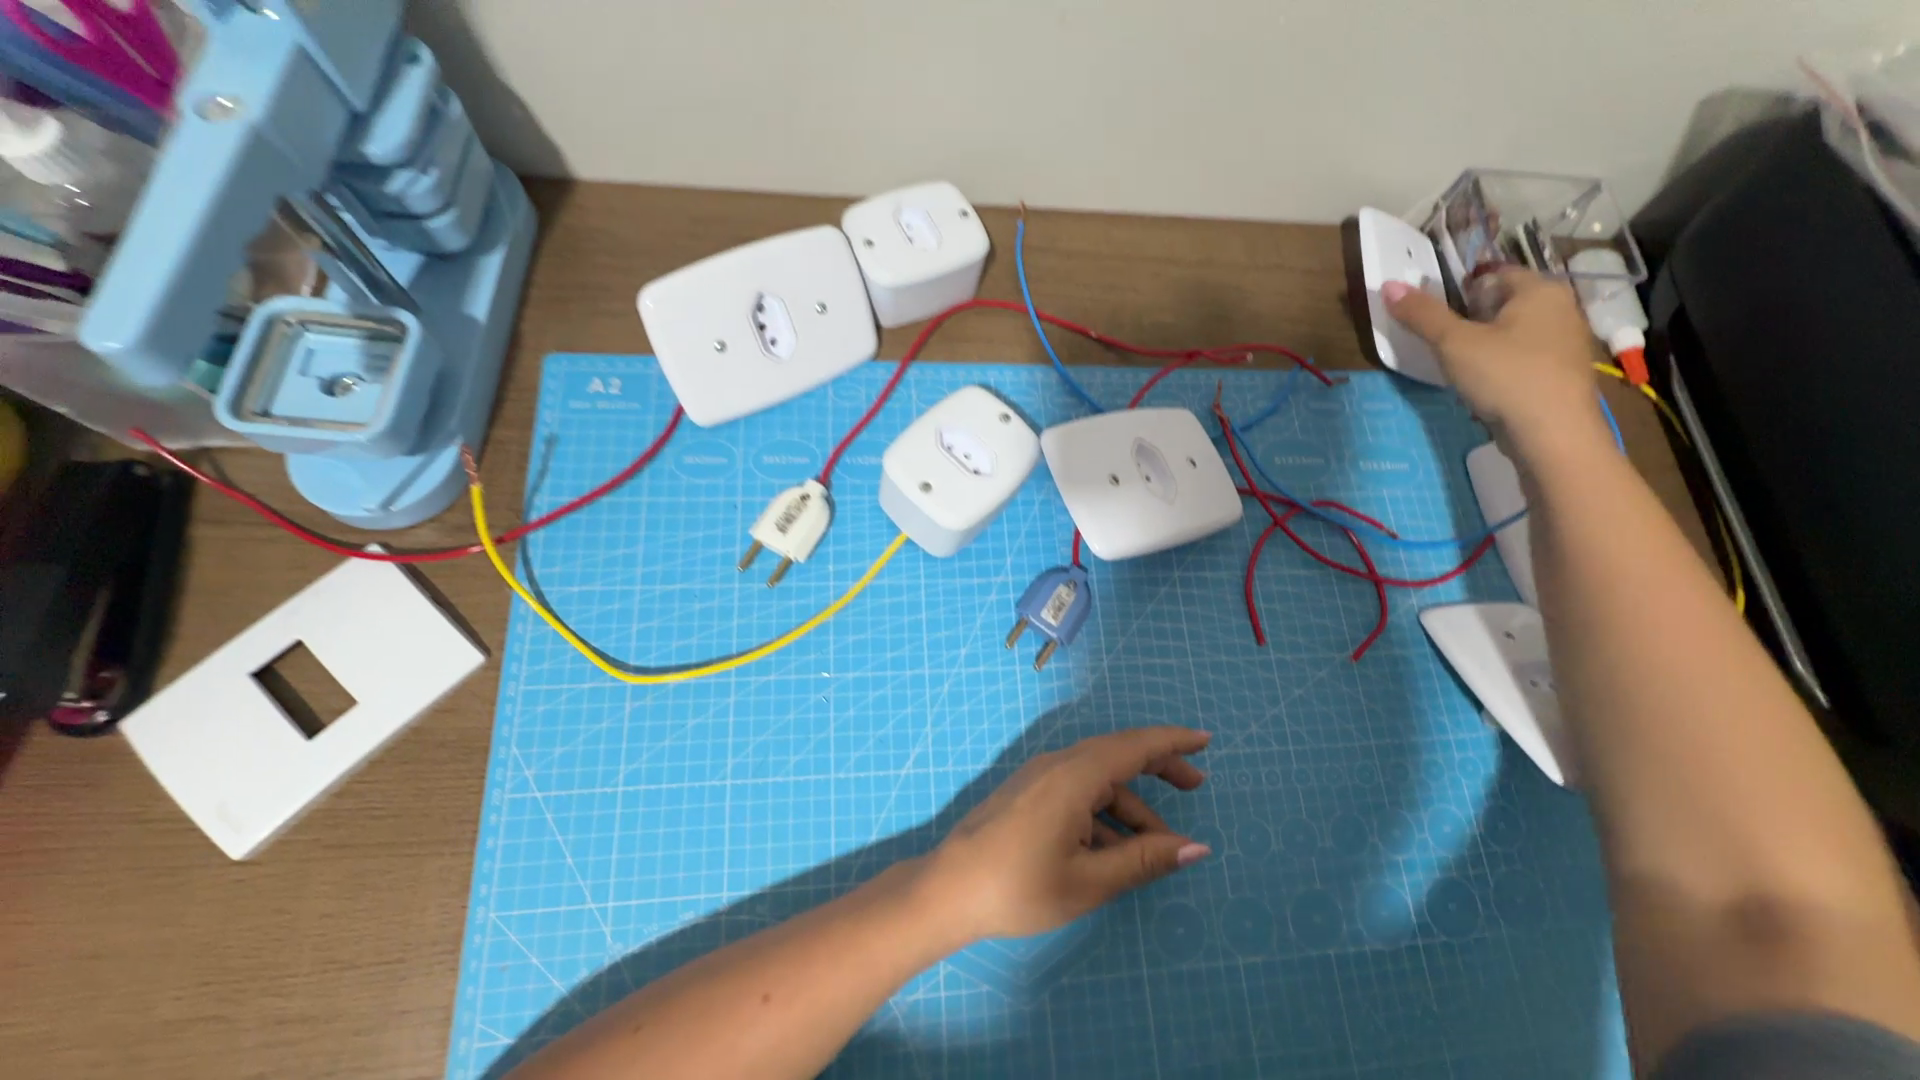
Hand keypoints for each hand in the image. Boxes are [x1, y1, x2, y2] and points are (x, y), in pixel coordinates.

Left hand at [922, 727, 1211, 940]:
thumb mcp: (1090, 881)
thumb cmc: (1019, 887)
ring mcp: (1036, 780)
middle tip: (1194, 787)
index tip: (1204, 741)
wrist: (945, 892)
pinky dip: (1102, 814)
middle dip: (1157, 770)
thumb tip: (1195, 847)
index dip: (1172, 742)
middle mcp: (1056, 767)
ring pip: (1096, 782)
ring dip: (1130, 807)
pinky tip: (1113, 851)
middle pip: (1116, 757)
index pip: (1133, 746)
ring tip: (1156, 848)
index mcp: (1074, 776)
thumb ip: (1144, 860)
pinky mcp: (1025, 797)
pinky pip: (1075, 793)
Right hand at [1382, 269, 1603, 453]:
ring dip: (1486, 344)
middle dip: (1472, 318)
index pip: (1494, 274)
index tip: (1437, 315)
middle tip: (1444, 340)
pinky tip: (1485, 386)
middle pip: (1504, 303)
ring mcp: (1565, 343)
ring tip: (1460, 365)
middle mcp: (1560, 308)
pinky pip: (1524, 357)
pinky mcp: (1562, 374)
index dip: (1461, 289)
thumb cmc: (1505, 376)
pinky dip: (1502, 365)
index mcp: (1540, 290)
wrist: (1552, 433)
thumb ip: (1422, 314)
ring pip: (1514, 332)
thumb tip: (1389, 286)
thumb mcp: (1454, 343)